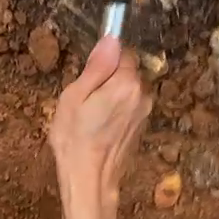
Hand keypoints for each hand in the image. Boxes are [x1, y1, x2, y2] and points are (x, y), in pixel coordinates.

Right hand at [49, 37, 149, 209]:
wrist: (89, 179)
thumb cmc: (74, 139)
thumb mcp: (74, 97)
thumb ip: (96, 67)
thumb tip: (111, 39)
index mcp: (126, 83)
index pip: (122, 53)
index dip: (102, 63)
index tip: (87, 78)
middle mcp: (142, 94)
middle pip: (126, 71)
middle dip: (106, 79)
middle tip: (84, 99)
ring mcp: (144, 112)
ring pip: (126, 89)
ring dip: (110, 95)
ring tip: (89, 115)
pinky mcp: (141, 126)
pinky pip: (128, 106)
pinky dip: (114, 110)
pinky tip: (98, 126)